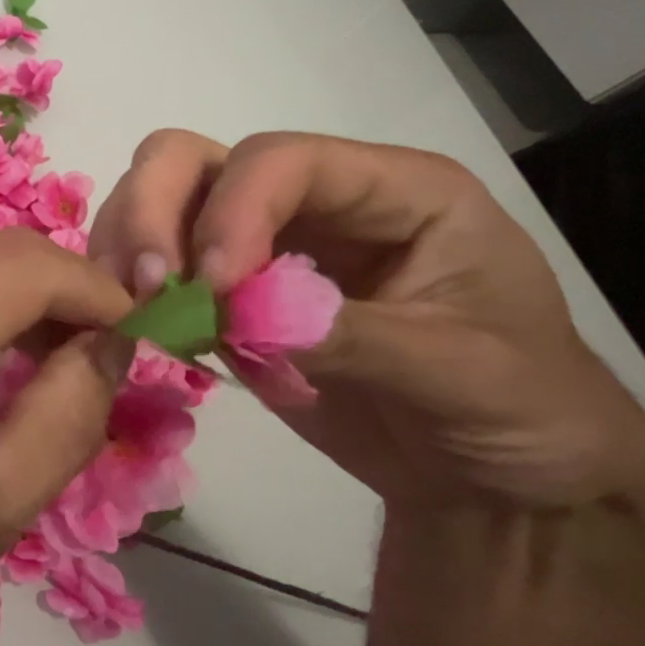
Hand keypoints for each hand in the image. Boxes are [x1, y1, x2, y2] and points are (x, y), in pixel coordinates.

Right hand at [89, 129, 644, 512]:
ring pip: (158, 198)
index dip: (233, 211)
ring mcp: (260, 242)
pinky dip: (126, 285)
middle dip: (153, 211)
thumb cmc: (518, 414)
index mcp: (393, 191)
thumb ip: (355, 337)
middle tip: (147, 286)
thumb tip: (244, 313)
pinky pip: (154, 262)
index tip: (214, 291)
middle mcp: (313, 200)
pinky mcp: (222, 291)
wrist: (494, 485)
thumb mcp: (463, 376)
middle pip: (193, 160)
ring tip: (133, 309)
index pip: (283, 160)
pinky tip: (134, 324)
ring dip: (128, 246)